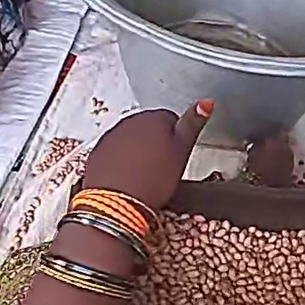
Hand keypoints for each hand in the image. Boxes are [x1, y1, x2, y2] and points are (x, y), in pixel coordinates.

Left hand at [79, 102, 211, 209]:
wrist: (117, 202)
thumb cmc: (154, 178)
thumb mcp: (182, 151)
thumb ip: (193, 124)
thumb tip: (206, 102)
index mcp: (153, 118)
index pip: (171, 119)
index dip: (176, 139)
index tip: (175, 156)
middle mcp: (129, 122)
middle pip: (148, 128)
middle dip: (155, 143)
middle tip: (162, 167)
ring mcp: (110, 137)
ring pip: (129, 139)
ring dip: (137, 151)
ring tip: (145, 175)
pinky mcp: (97, 153)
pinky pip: (113, 153)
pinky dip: (120, 161)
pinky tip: (128, 178)